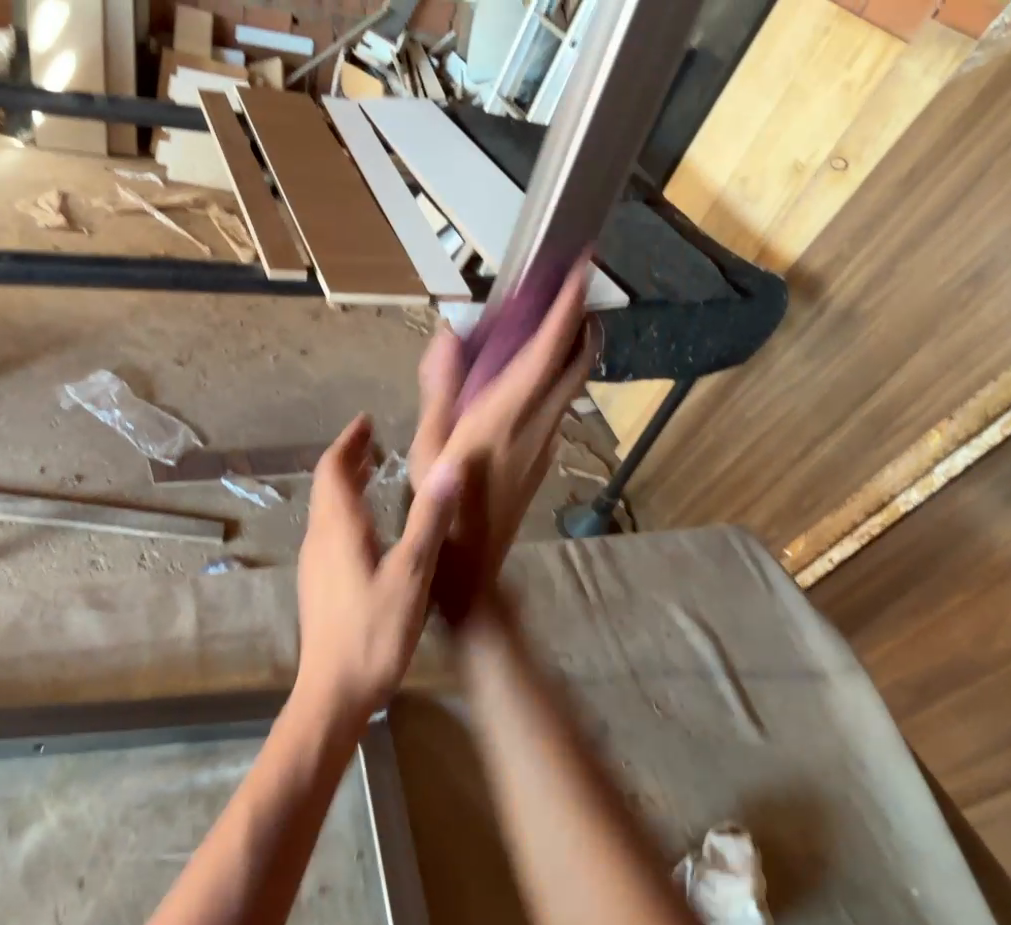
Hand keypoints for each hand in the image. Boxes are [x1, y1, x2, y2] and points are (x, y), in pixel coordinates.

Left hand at [296, 414, 462, 717]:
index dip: (348, 442)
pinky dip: (348, 515)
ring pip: (326, 513)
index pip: (333, 470)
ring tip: (373, 475)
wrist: (334, 692)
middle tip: (373, 442)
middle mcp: (318, 541)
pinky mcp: (319, 588)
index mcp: (337, 530)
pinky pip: (330, 535)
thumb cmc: (373, 633)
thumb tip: (449, 466)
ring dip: (346, 488)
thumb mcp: (411, 574)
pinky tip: (370, 531)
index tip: (366, 422)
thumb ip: (429, 520)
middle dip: (347, 461)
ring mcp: (314, 566)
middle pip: (326, 488)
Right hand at [410, 264, 592, 621]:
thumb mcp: (428, 449)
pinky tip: (531, 377)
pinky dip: (558, 376)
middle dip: (582, 321)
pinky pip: (560, 404)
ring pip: (574, 384)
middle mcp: (538, 424)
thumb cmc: (442, 511)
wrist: (472, 572)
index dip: (569, 306)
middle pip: (578, 362)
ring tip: (554, 323)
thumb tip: (446, 335)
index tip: (583, 266)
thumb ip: (440, 391)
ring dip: (573, 348)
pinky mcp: (544, 459)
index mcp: (506, 415)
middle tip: (571, 290)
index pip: (549, 350)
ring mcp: (547, 443)